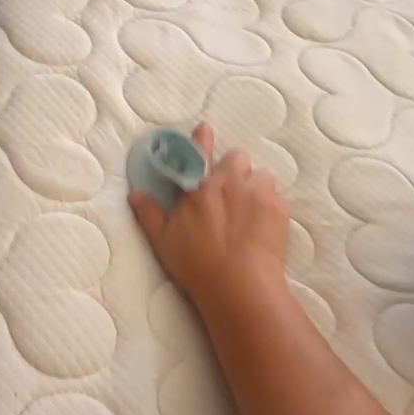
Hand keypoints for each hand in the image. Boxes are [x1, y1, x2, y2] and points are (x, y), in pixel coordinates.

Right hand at [128, 123, 290, 319]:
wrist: (240, 286)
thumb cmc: (197, 265)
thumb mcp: (163, 241)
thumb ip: (149, 213)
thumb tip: (134, 194)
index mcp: (199, 187)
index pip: (198, 152)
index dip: (201, 138)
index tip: (204, 128)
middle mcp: (229, 182)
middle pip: (236, 158)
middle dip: (234, 169)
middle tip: (231, 191)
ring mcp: (257, 192)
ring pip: (260, 175)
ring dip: (255, 186)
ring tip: (250, 210)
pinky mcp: (279, 208)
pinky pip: (276, 196)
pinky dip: (270, 206)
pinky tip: (264, 226)